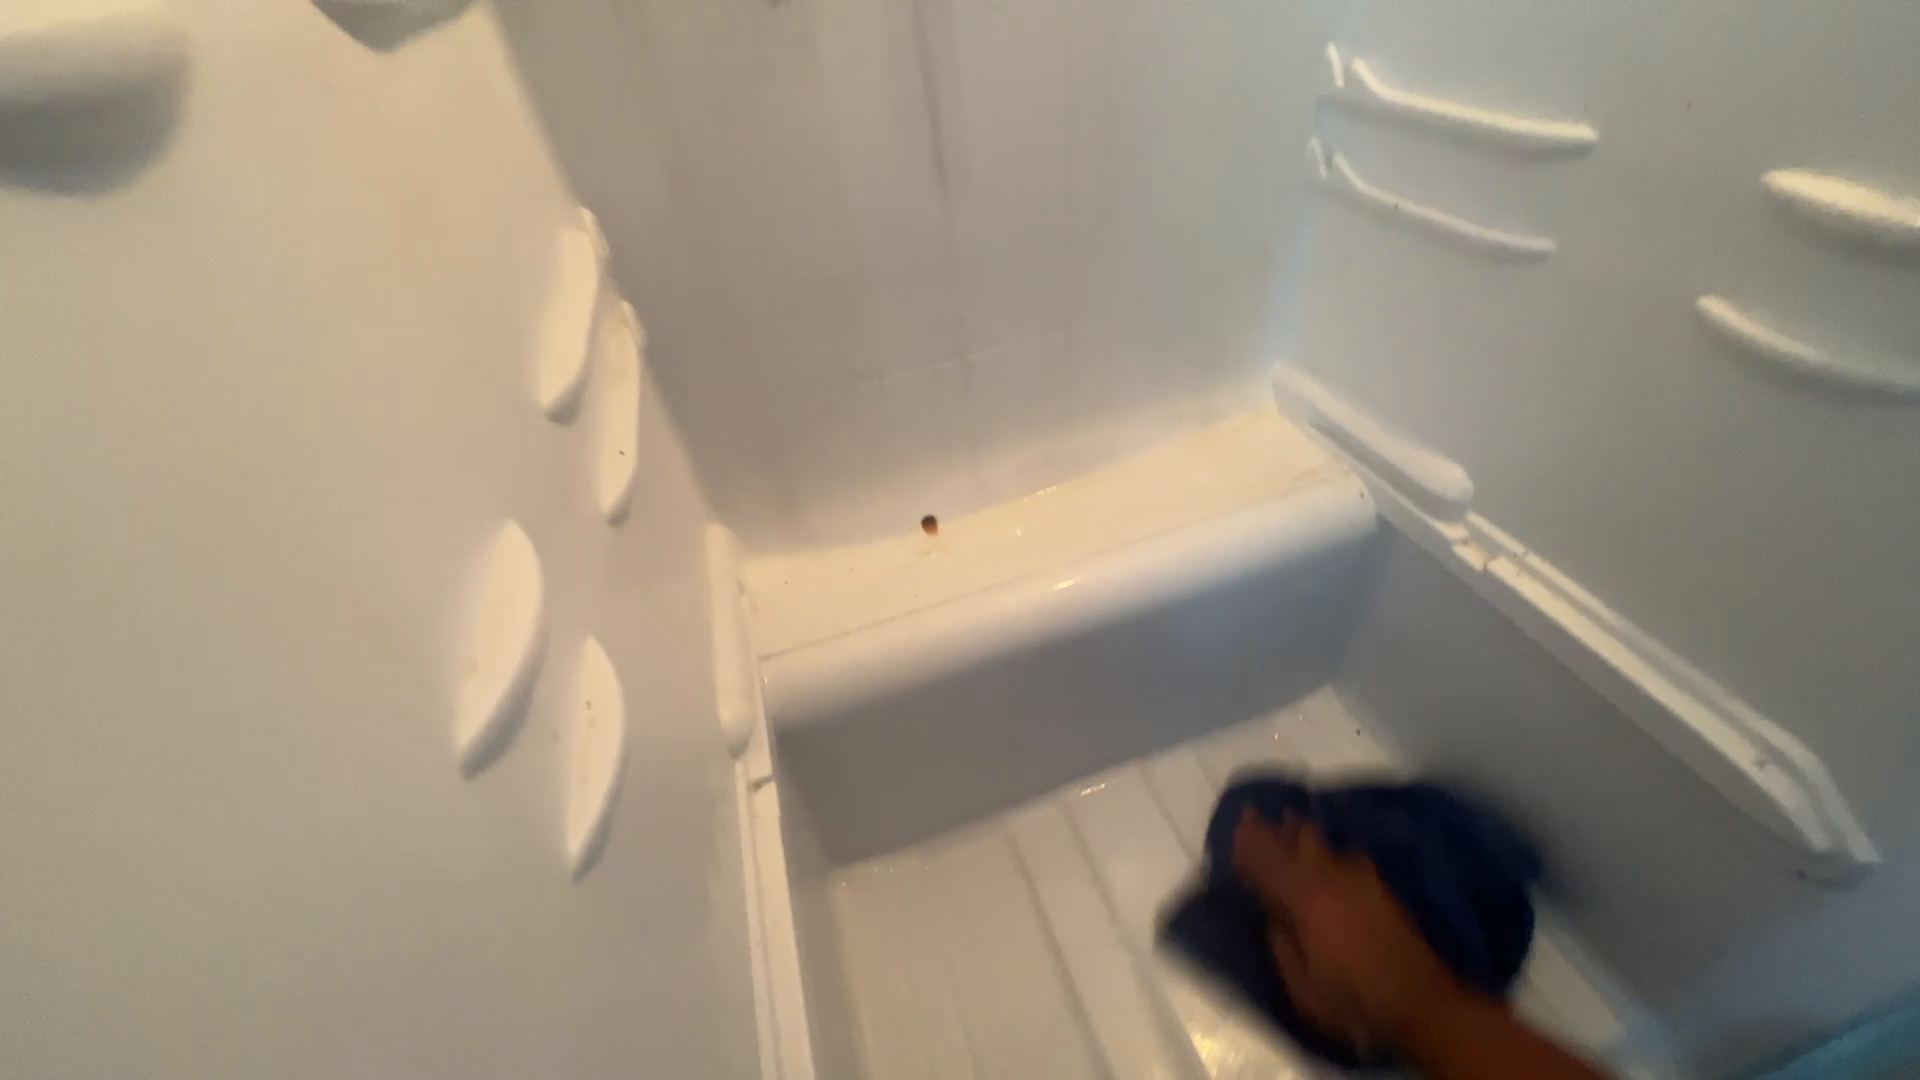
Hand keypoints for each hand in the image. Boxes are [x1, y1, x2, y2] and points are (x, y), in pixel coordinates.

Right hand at [1231, 808, 1465, 1052]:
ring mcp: (1357, 878)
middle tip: (1252, 812)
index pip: (1264, 861)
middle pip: (1294, 839)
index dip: (1245, 844)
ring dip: (1299, 830)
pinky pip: (1344, 854)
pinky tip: (1328, 852)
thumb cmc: (1353, 999)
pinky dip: (1328, 849)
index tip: (1232, 827)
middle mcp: (1327, 877)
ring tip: (1288, 819)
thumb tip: (1271, 915)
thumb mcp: (1301, 985)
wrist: (1422, 1003)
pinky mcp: (1379, 887)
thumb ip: (1280, 943)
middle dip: (1271, 826)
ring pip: (1320, 841)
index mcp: (1301, 896)